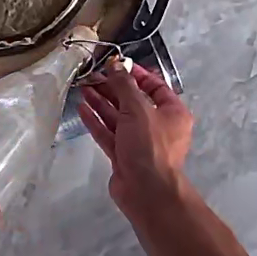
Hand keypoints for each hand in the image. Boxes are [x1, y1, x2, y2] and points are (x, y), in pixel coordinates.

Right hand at [78, 61, 194, 213]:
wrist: (146, 190)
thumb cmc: (149, 145)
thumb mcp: (138, 109)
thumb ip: (125, 86)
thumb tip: (116, 66)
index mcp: (173, 113)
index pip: (156, 87)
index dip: (137, 75)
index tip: (117, 65)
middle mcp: (159, 126)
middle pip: (134, 102)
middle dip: (114, 88)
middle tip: (93, 76)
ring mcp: (140, 142)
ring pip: (119, 118)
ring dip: (102, 102)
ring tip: (84, 87)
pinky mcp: (124, 155)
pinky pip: (110, 133)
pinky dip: (97, 121)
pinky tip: (83, 108)